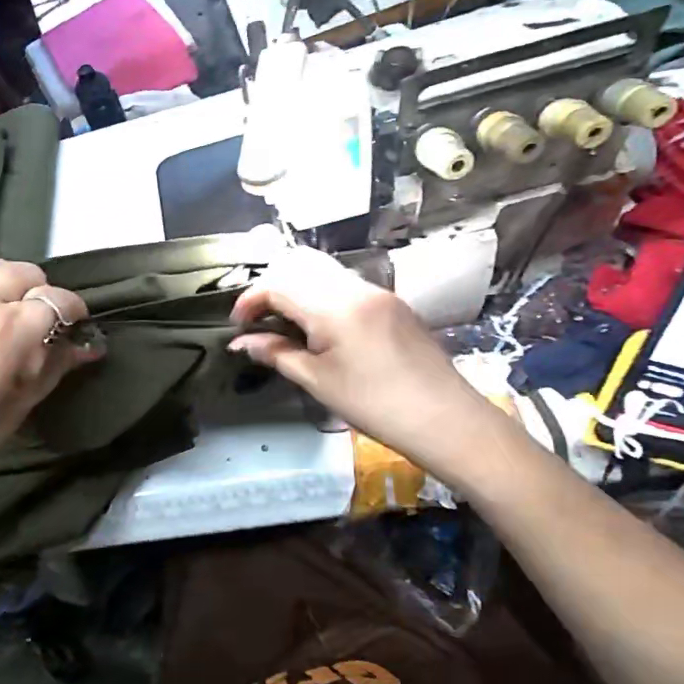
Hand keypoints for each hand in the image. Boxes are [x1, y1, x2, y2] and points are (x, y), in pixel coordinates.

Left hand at [0, 221, 97, 570]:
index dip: (73, 315)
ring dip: (0, 290)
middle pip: (24, 277)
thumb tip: (85, 346)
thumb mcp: (8, 417)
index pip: (57, 304)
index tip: (75, 331)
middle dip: (40, 301)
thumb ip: (50, 372)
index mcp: (3, 335)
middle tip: (34, 336)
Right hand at [228, 247, 496, 472]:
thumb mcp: (317, 381)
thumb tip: (242, 343)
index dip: (250, 301)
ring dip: (296, 287)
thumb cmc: (374, 405)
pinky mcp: (392, 303)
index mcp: (334, 307)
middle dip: (271, 286)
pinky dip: (320, 294)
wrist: (445, 419)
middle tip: (259, 319)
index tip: (238, 327)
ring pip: (323, 271)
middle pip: (299, 264)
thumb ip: (276, 353)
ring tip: (285, 323)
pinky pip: (345, 284)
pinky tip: (318, 327)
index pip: (278, 284)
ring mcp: (378, 292)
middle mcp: (356, 288)